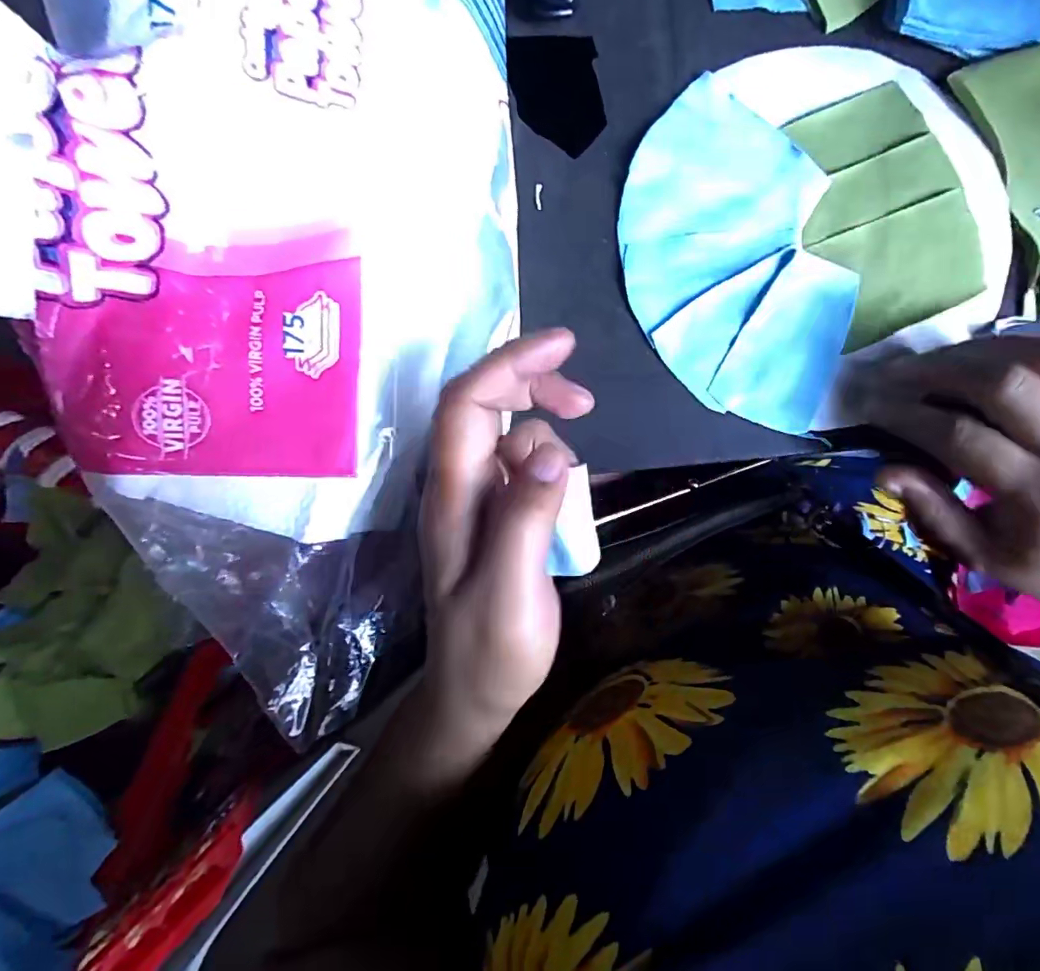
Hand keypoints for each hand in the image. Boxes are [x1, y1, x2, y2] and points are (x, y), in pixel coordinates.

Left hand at [420, 328, 593, 736]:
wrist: (476, 694)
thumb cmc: (492, 650)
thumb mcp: (512, 591)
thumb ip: (525, 518)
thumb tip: (548, 451)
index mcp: (453, 496)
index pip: (468, 404)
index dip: (510, 363)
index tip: (564, 345)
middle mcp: (458, 485)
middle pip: (484, 404)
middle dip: (533, 385)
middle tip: (586, 402)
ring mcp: (477, 499)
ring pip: (510, 434)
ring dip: (548, 436)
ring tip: (573, 487)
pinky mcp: (497, 513)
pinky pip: (524, 465)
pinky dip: (551, 462)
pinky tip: (569, 492)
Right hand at [861, 336, 1039, 626]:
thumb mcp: (984, 556)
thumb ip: (934, 510)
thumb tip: (884, 469)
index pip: (964, 437)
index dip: (910, 416)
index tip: (873, 406)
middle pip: (1002, 385)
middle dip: (938, 372)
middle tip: (898, 374)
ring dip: (979, 352)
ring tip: (939, 362)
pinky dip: (1027, 347)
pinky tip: (994, 357)